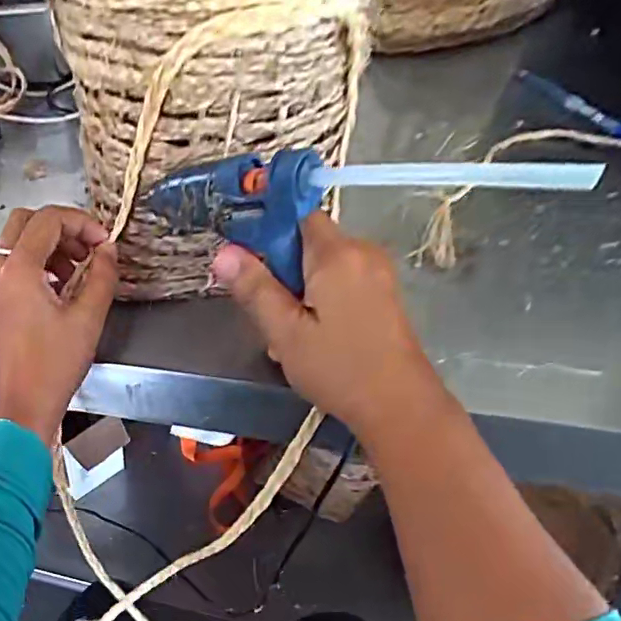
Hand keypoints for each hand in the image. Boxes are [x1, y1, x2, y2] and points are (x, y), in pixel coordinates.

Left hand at [0, 205, 118, 442]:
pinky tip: (63, 289)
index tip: (102, 241)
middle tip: (89, 248)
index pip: (48, 219)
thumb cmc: (51, 369)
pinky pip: (17, 269)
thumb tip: (108, 252)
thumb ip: (102, 276)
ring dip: (52, 248)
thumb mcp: (88, 318)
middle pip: (28, 223)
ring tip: (79, 272)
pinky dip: (40, 267)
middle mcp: (0, 274)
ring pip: (20, 245)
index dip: (82, 223)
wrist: (26, 404)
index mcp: (18, 270)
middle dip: (62, 229)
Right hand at [211, 212, 446, 442]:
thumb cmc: (337, 368)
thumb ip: (256, 290)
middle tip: (270, 319)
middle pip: (310, 244)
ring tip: (291, 337)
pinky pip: (343, 284)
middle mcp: (362, 252)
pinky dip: (322, 303)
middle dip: (283, 274)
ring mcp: (378, 273)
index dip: (269, 234)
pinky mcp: (383, 295)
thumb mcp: (285, 333)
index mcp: (336, 254)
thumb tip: (224, 252)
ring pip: (324, 268)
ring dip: (300, 294)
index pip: (297, 216)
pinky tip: (315, 339)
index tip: (249, 268)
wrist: (397, 403)